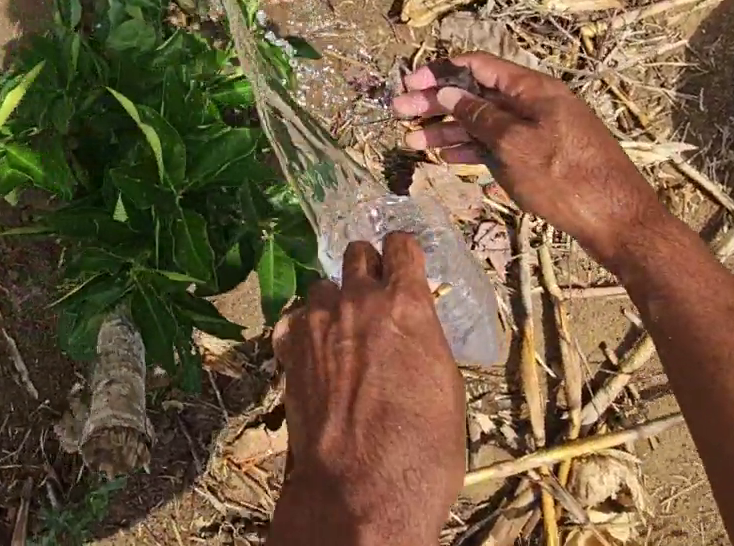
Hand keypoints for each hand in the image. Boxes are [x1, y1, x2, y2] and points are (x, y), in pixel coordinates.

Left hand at [269, 233, 463, 545]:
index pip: (401, 246)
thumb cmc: (422, 450)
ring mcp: (318, 318)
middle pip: (356, 253)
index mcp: (405, 304)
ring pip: (323, 287)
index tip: (402, 262)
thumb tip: (410, 327)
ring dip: (335, 303)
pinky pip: (297, 318)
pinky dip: (306, 330)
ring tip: (343, 337)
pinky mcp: (289, 342)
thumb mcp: (444, 386)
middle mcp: (358, 298)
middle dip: (365, 268)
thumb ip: (421, 338)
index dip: (402, 252)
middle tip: (372, 296)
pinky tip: (316, 357)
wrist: (361, 487)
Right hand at [390, 52, 665, 268]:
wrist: (619, 223)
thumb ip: (479, 116)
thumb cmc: (567, 179)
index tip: (410, 83)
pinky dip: (467, 148)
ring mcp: (534, 131)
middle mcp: (532, 105)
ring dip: (445, 129)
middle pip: (474, 94)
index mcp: (533, 90)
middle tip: (399, 112)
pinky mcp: (536, 156)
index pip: (478, 66)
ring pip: (480, 122)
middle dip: (434, 102)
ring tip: (411, 141)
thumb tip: (448, 94)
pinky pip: (494, 144)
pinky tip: (442, 156)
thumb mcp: (515, 144)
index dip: (440, 71)